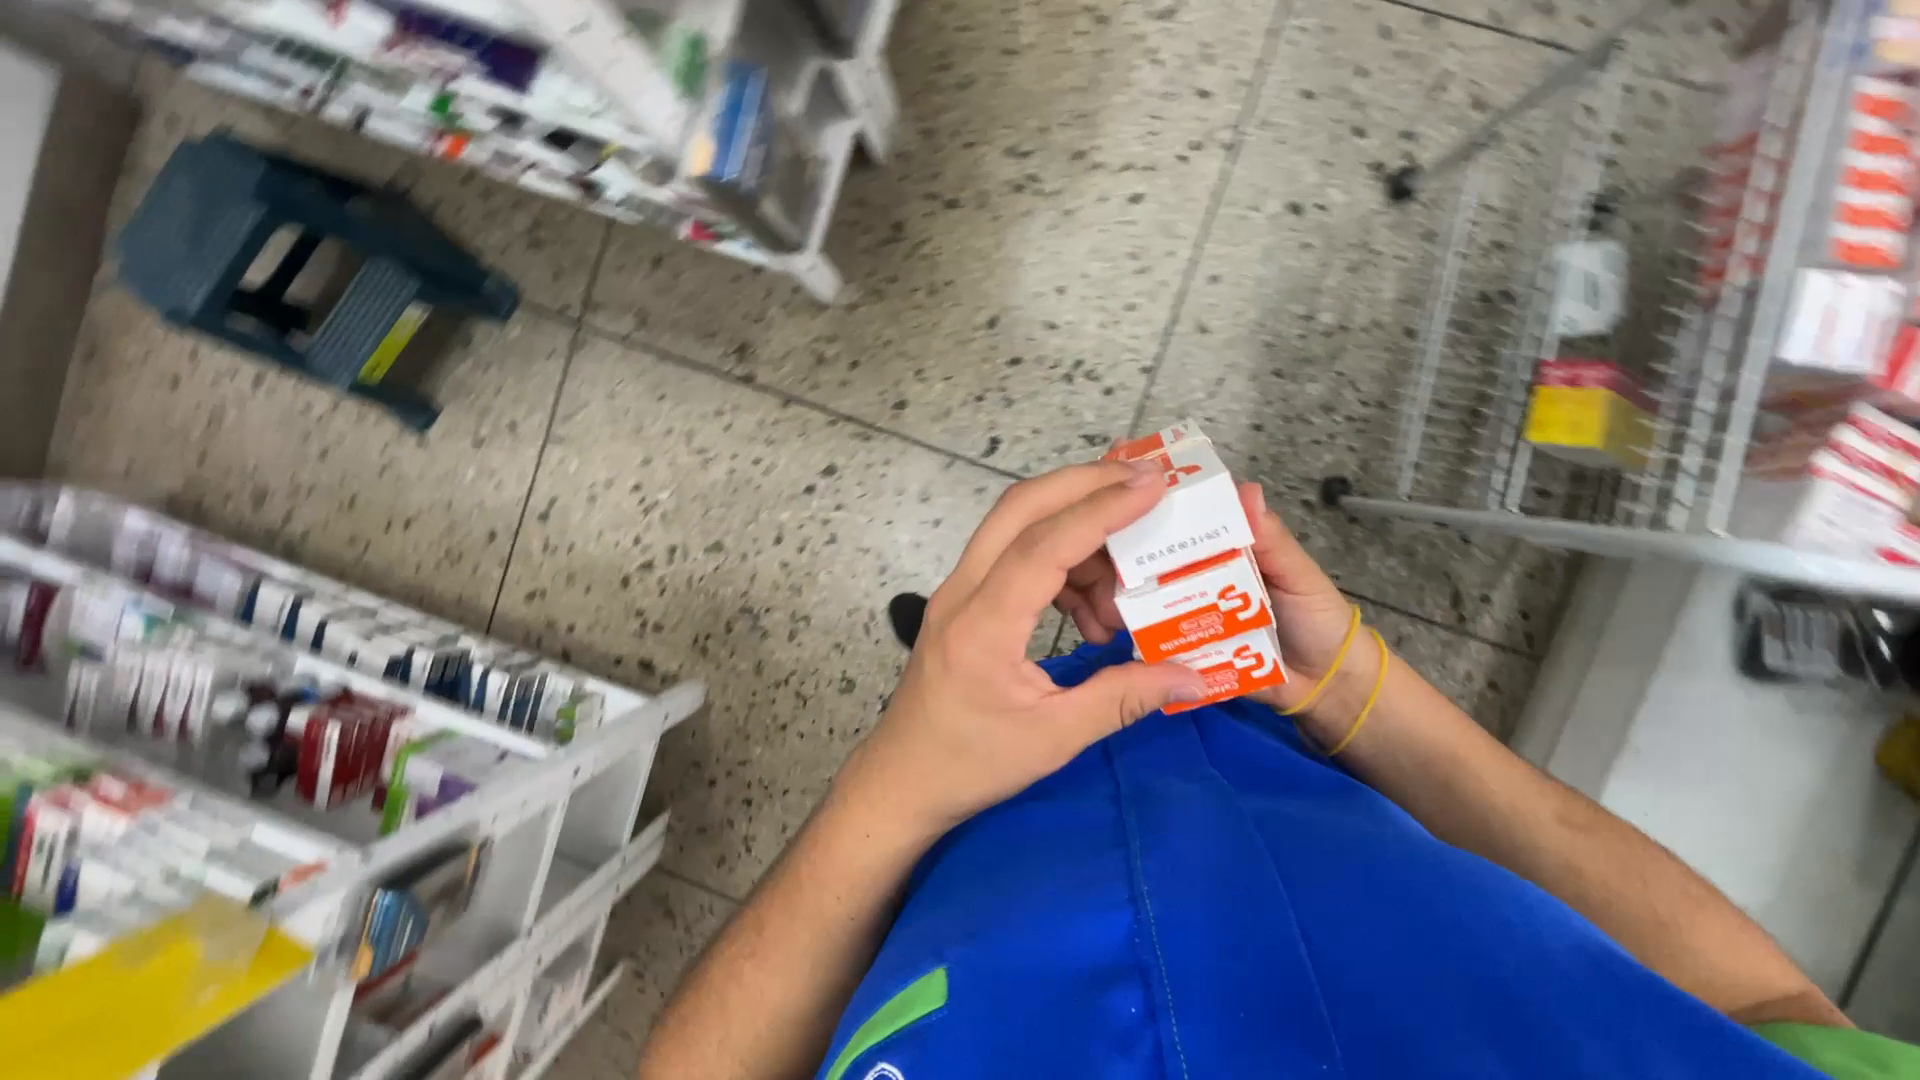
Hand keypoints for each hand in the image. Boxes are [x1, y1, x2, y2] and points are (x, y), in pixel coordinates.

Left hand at [843, 461, 1210, 833]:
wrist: (904, 777)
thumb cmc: (971, 763)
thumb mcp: (1053, 739)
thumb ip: (1123, 699)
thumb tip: (1194, 678)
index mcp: (983, 625)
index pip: (1043, 545)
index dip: (1100, 510)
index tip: (1152, 486)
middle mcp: (963, 591)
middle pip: (1021, 507)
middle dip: (1085, 484)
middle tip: (1146, 485)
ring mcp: (958, 590)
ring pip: (1019, 527)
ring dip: (1079, 538)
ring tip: (1122, 595)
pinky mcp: (965, 600)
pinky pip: (1017, 557)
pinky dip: (1062, 567)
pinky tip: (1091, 616)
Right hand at [1054, 482, 1376, 744]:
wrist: (1327, 688)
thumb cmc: (1318, 619)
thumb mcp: (1298, 574)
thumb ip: (1271, 540)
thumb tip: (1247, 490)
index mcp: (1224, 549)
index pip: (1181, 522)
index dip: (1151, 508)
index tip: (1115, 496)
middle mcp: (1197, 576)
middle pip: (1152, 560)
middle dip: (1124, 556)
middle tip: (1093, 553)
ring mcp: (1187, 614)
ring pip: (1145, 599)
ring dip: (1122, 597)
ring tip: (1096, 596)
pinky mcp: (1185, 651)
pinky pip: (1155, 642)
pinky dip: (1136, 638)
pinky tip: (1108, 631)